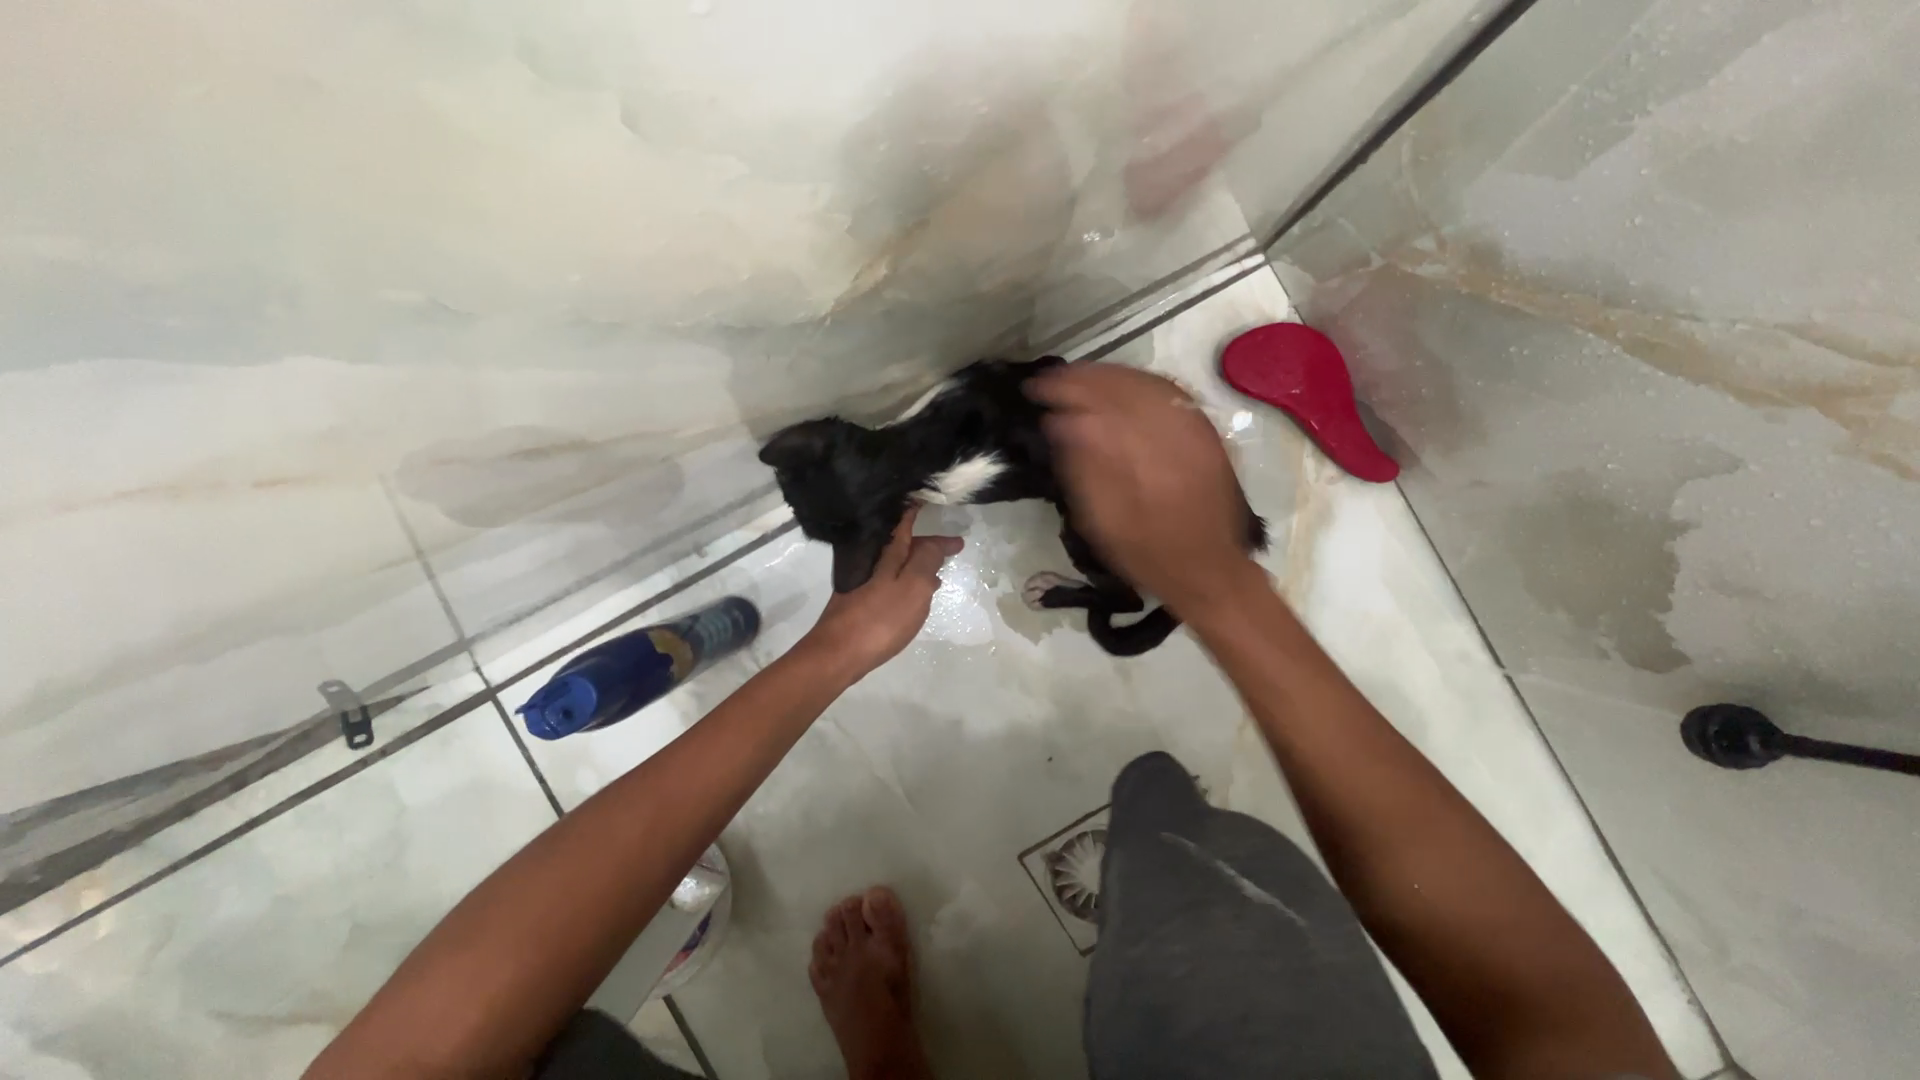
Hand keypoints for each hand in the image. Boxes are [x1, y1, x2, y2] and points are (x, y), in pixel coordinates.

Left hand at [801, 506, 963, 677]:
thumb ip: (927, 561)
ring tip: (939, 571)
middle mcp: (871, 559)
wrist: (837, 654)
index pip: (905, 521)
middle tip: (953, 549)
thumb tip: (935, 542)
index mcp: (885, 551)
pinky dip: (906, 579)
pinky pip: (889, 579)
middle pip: (902, 542)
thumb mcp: (913, 587)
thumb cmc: (880, 619)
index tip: (935, 502)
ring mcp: (862, 579)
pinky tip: (915, 594)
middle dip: (927, 543)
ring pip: (895, 562)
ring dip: (918, 562)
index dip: (920, 510)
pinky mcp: (857, 597)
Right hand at [1028, 364, 1257, 614]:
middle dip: (1081, 377)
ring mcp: (1191, 427)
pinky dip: (1138, 381)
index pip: (1093, 403)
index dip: (1061, 390)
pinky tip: (1118, 385)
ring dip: (1107, 374)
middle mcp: (1168, 432)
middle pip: (1119, 385)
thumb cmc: (1146, 554)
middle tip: (1049, 380)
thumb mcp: (1101, 522)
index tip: (1033, 389)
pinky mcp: (1205, 431)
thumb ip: (1080, 469)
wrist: (1209, 569)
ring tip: (1077, 377)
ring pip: (1144, 382)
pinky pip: (1169, 391)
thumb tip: (1058, 424)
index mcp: (1138, 455)